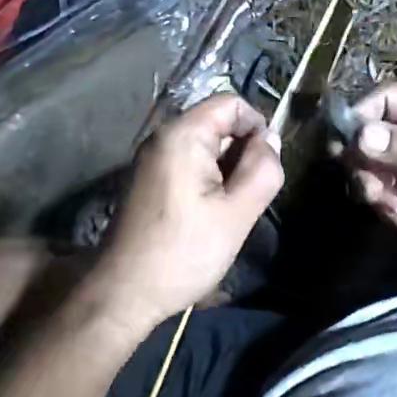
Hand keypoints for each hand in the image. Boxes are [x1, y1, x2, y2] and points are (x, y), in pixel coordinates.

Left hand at [93, 94, 282, 319]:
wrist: (125, 293)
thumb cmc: (184, 251)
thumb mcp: (238, 212)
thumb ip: (263, 169)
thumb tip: (271, 140)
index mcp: (182, 135)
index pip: (231, 103)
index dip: (257, 126)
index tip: (266, 165)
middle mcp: (163, 138)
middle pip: (218, 124)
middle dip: (243, 152)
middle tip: (248, 196)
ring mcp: (152, 159)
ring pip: (207, 147)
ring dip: (228, 171)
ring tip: (230, 209)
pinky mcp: (149, 180)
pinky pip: (190, 165)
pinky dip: (209, 181)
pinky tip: (211, 215)